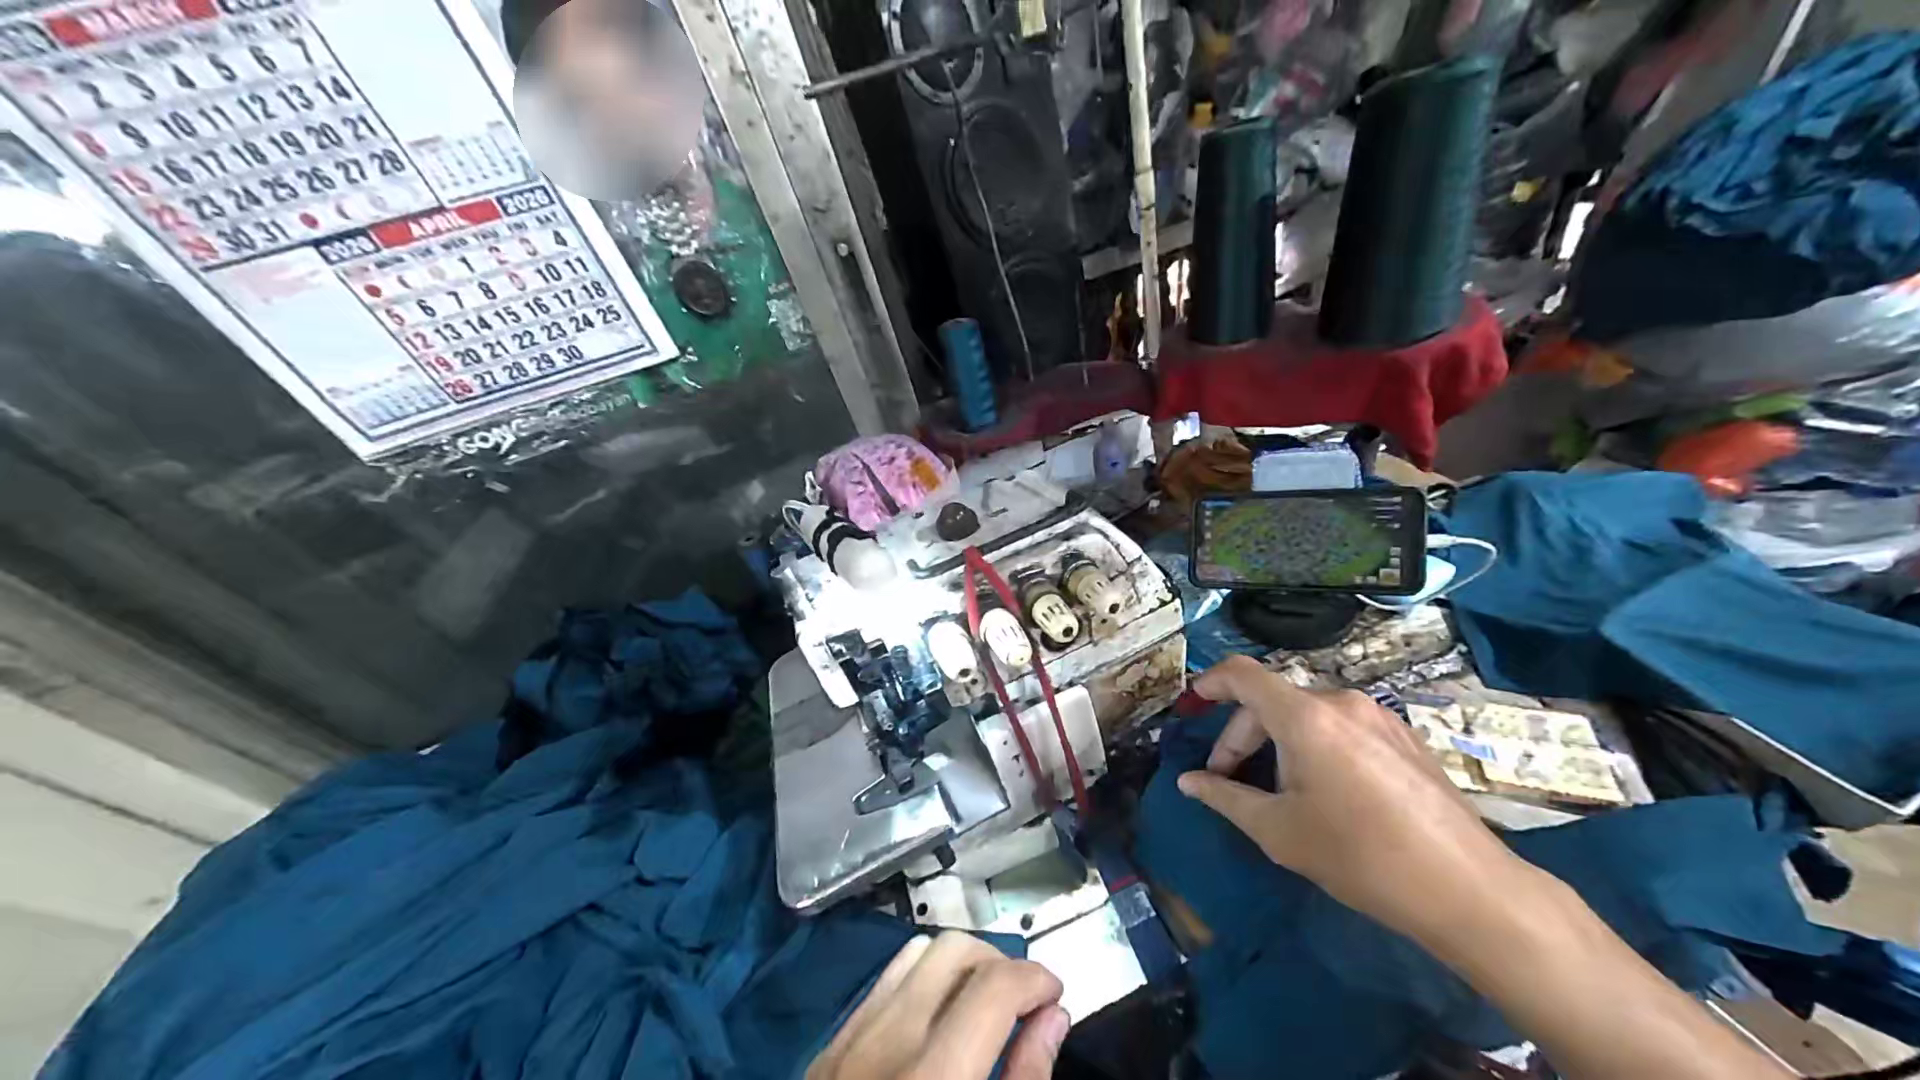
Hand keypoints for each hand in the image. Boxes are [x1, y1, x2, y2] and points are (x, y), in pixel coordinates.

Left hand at [806, 932, 1069, 1079]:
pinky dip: (921, 980)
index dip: (1035, 979)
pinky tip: (936, 1017)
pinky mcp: (828, 1049)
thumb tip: (1053, 1016)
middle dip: (999, 963)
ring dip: (959, 965)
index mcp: (932, 1077)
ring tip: (983, 1003)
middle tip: (1022, 1001)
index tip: (1055, 995)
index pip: (993, 986)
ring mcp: (849, 1039)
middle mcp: (886, 1041)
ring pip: (915, 954)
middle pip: (952, 951)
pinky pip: (883, 982)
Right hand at [1176, 655, 1522, 945]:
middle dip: (1242, 735)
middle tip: (1227, 778)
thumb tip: (1188, 782)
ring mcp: (1379, 717)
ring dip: (1278, 741)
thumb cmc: (1360, 855)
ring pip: (1308, 713)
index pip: (1243, 674)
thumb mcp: (1278, 830)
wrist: (1468, 889)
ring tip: (1278, 788)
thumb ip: (1225, 796)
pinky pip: (1342, 725)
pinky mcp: (1405, 737)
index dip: (1211, 681)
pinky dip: (1315, 743)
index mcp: (1305, 717)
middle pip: (1274, 700)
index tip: (1193, 701)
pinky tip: (1324, 788)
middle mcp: (1341, 703)